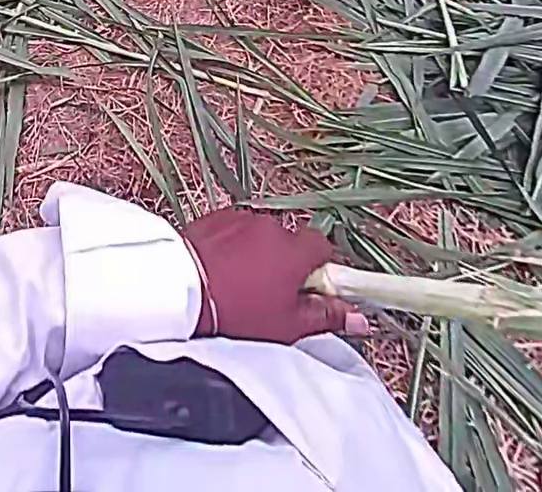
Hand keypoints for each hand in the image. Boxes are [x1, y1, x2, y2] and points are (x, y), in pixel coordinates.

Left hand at [180, 208, 363, 343]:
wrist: (183, 290)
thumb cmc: (239, 312)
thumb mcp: (289, 324)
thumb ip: (326, 315)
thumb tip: (358, 317)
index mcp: (293, 249)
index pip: (321, 246)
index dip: (321, 266)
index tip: (313, 286)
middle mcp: (268, 225)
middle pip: (289, 239)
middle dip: (287, 260)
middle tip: (274, 290)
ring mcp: (237, 217)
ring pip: (259, 233)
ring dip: (258, 250)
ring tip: (242, 280)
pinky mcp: (212, 216)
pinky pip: (233, 229)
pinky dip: (233, 243)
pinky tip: (222, 266)